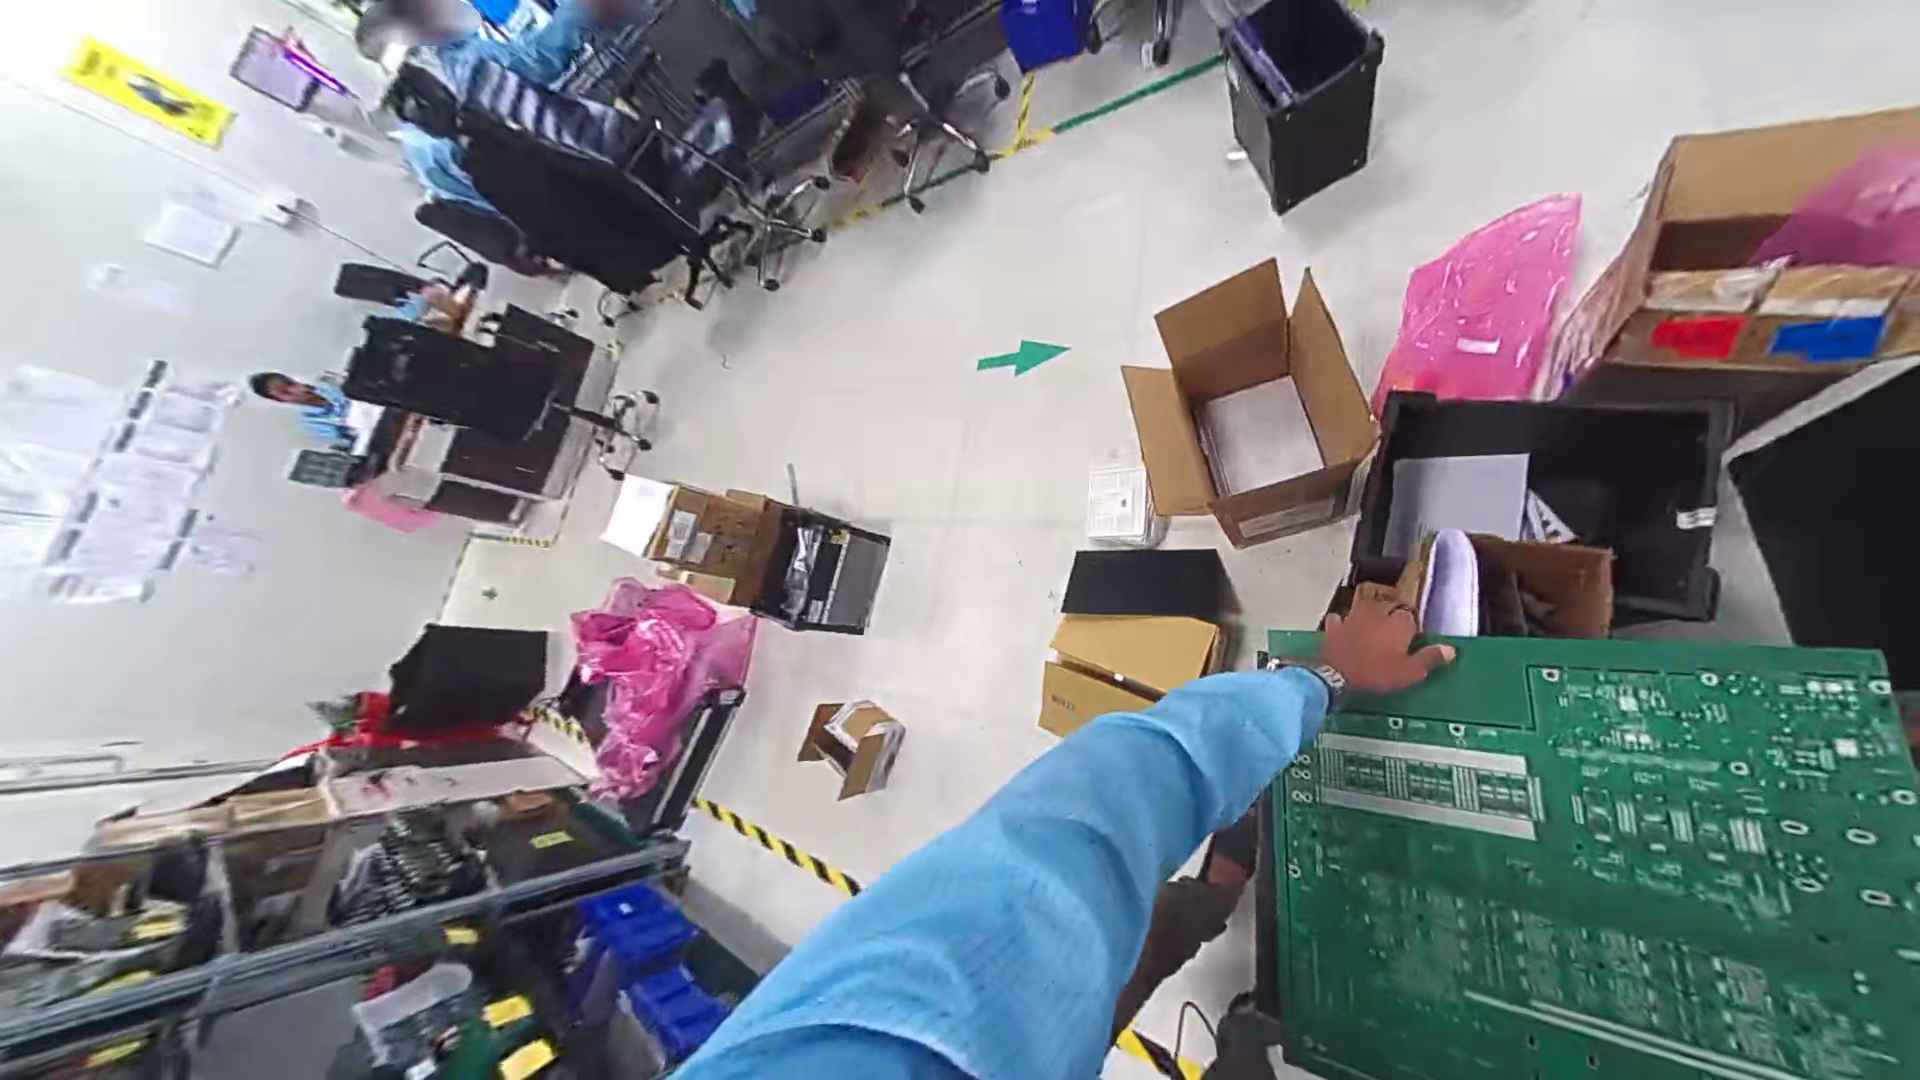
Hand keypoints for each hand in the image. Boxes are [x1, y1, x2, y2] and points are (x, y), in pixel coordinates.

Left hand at [1318, 596, 1455, 694]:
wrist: (1336, 675)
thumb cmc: (1378, 673)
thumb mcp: (1411, 672)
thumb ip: (1430, 658)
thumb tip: (1450, 649)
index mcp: (1398, 623)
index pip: (1409, 615)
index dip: (1410, 625)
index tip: (1410, 637)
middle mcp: (1375, 614)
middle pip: (1386, 606)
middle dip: (1390, 614)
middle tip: (1392, 631)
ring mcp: (1351, 617)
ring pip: (1363, 608)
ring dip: (1368, 614)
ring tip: (1372, 627)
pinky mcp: (1333, 626)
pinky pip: (1339, 618)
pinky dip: (1343, 622)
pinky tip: (1345, 629)